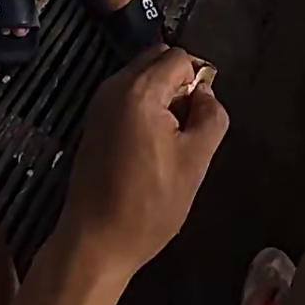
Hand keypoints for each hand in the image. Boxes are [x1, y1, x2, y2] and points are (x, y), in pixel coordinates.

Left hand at [60, 46, 229, 274]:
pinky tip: (149, 144)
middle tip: (186, 121)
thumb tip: (204, 94)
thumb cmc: (148, 204)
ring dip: (163, 94)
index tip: (198, 114)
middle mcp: (115, 88)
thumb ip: (212, 115)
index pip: (180, 57)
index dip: (197, 80)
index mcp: (140, 91)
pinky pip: (129, 94)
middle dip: (179, 81)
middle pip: (159, 58)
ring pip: (144, 75)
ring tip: (169, 137)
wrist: (93, 247)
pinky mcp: (94, 122)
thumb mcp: (197, 159)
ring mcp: (100, 104)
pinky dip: (146, 106)